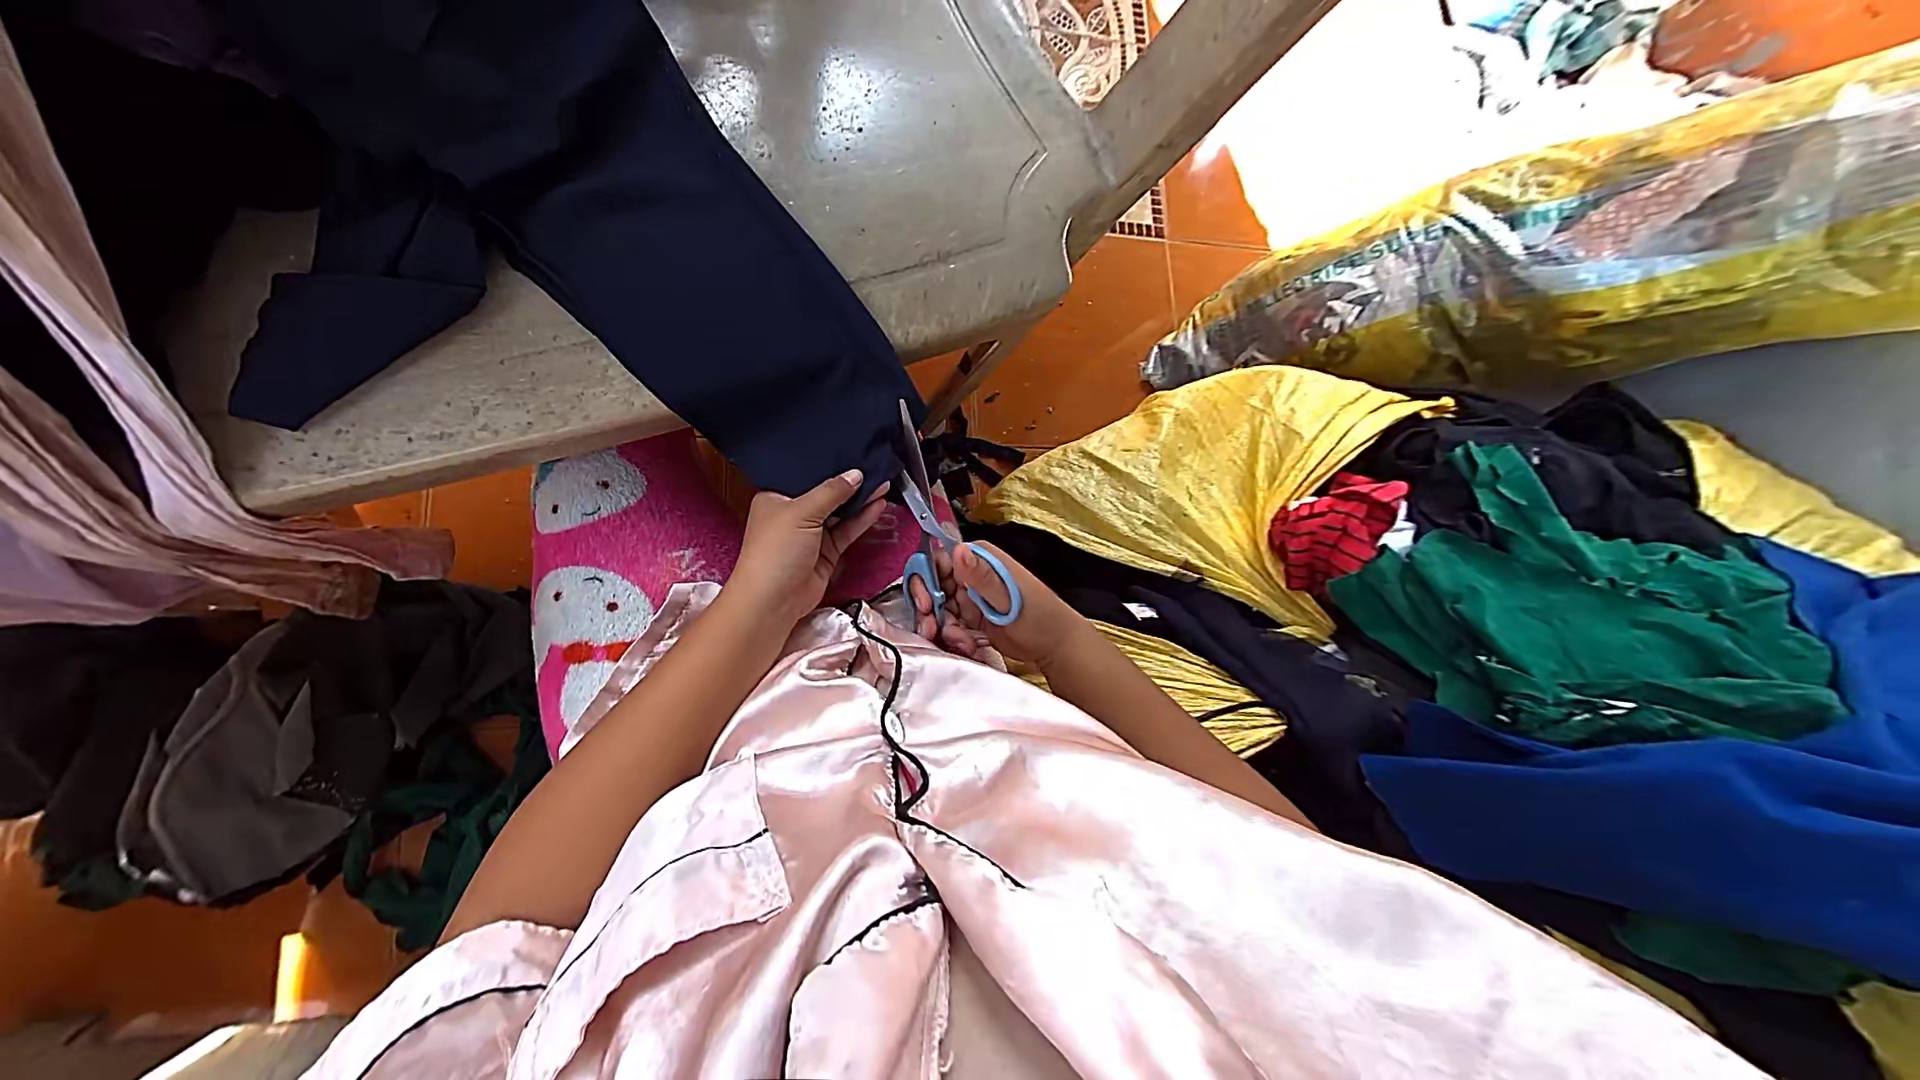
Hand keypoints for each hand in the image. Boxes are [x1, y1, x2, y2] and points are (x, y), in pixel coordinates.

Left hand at [728, 470, 888, 626]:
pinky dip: (862, 518)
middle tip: (873, 468)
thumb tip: (855, 474)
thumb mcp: (801, 512)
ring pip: (840, 512)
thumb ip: (831, 491)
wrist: (774, 601)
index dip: (827, 466)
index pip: (805, 476)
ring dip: (860, 500)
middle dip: (849, 483)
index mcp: (776, 498)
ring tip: (882, 483)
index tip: (851, 454)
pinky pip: (847, 530)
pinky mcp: (827, 552)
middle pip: (827, 494)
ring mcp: (811, 534)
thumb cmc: (774, 552)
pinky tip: (877, 505)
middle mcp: (793, 514)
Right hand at [908, 540, 1093, 668]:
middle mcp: (972, 574)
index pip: (938, 560)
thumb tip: (958, 550)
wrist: (1055, 645)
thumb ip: (981, 576)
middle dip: (929, 609)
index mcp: (980, 559)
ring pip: (939, 608)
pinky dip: (954, 636)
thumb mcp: (1008, 597)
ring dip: (943, 626)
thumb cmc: (1038, 616)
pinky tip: (968, 645)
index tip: (926, 603)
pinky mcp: (972, 617)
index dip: (926, 580)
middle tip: (932, 628)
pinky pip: (950, 624)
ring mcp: (971, 596)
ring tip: (961, 641)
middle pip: (933, 586)